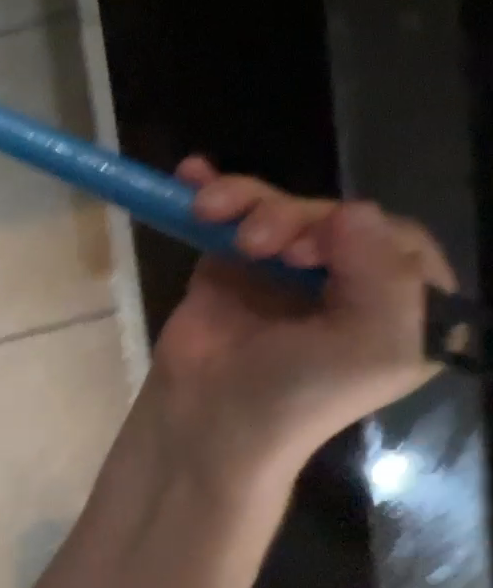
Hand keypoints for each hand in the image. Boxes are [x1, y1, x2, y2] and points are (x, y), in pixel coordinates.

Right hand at [148, 156, 450, 484]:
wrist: (210, 413)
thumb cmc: (300, 391)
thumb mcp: (370, 347)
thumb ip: (382, 280)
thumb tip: (352, 209)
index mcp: (399, 304)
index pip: (391, 238)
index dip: (350, 230)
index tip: (306, 253)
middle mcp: (343, 280)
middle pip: (324, 215)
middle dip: (284, 215)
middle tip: (253, 243)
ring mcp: (279, 270)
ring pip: (271, 207)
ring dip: (240, 198)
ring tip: (205, 211)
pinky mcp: (223, 266)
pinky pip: (223, 217)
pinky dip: (207, 189)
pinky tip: (188, 174)